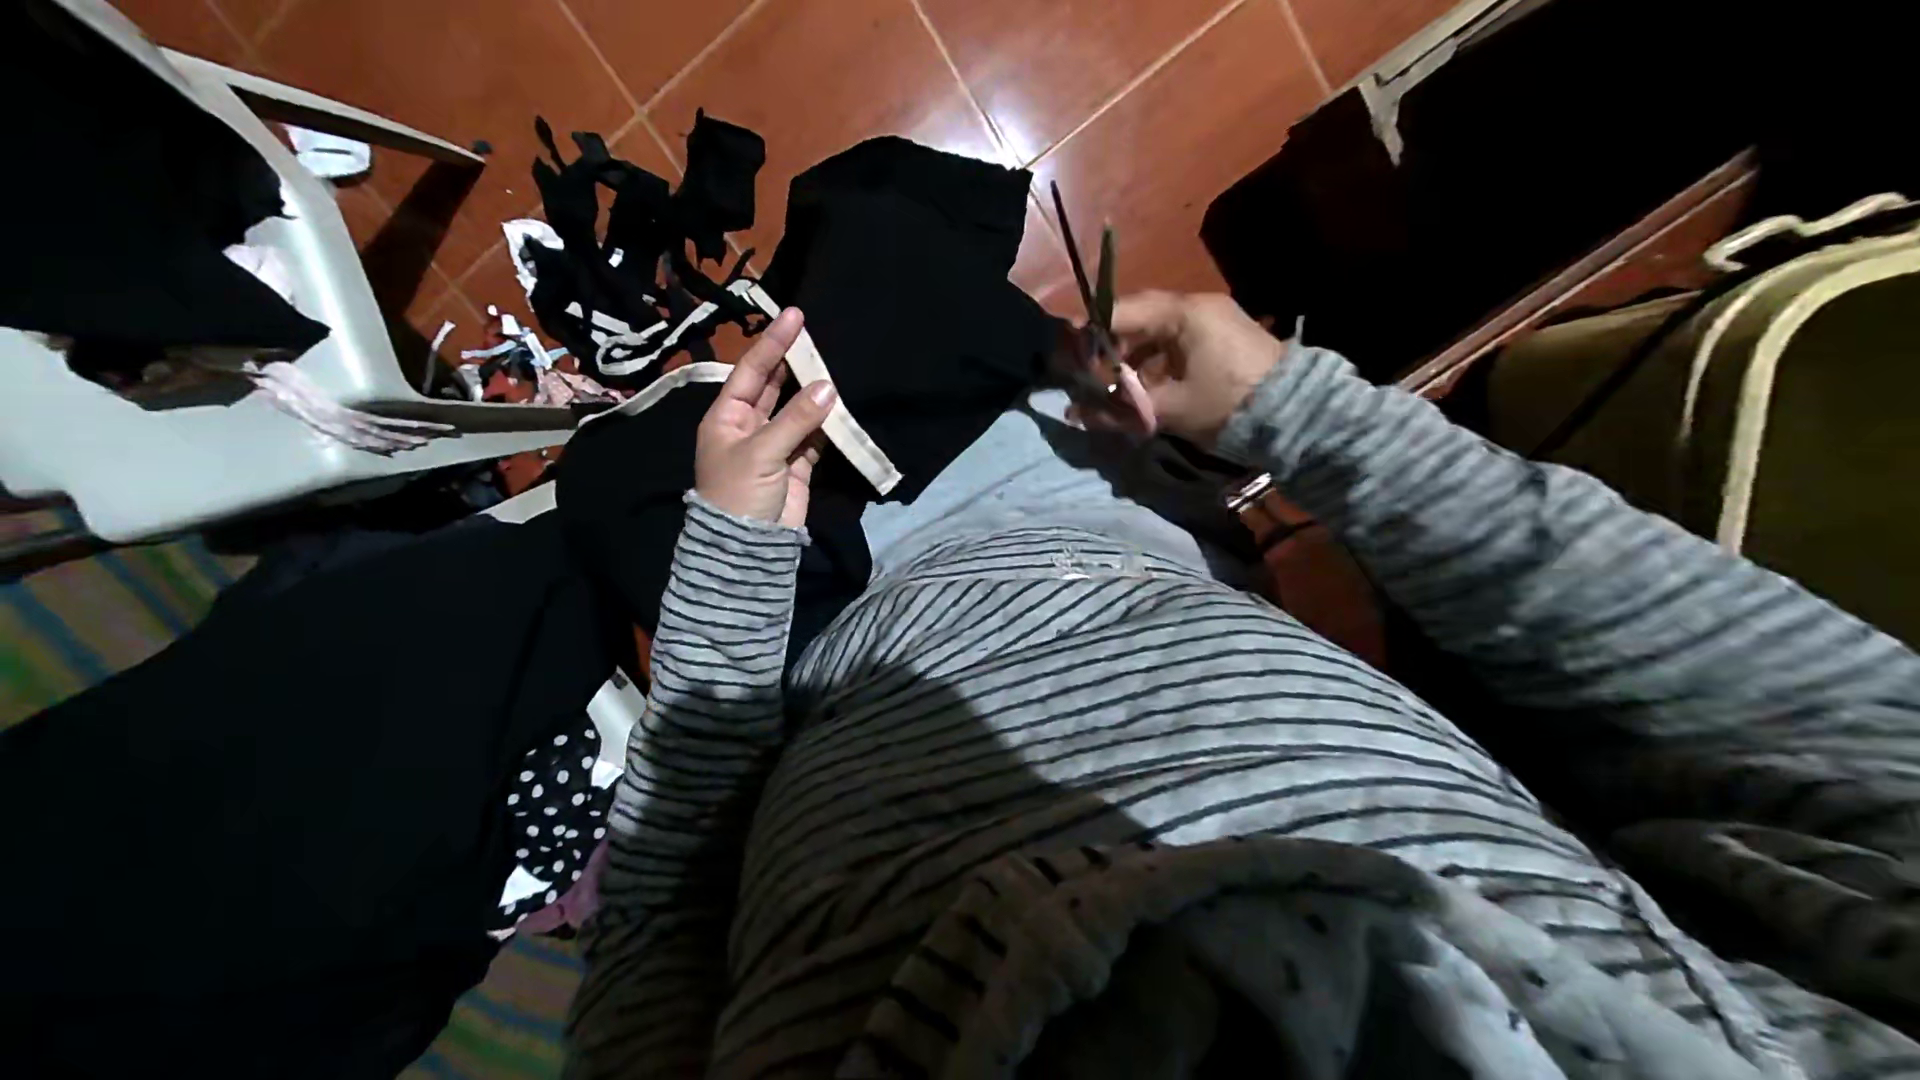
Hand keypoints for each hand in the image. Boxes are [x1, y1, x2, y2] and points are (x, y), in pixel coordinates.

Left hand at [694, 307, 837, 525]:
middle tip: (818, 336)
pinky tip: (840, 404)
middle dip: (794, 362)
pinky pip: (814, 435)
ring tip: (836, 366)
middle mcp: (750, 425)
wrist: (748, 546)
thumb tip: (827, 388)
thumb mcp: (762, 452)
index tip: (793, 315)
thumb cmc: (739, 493)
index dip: (772, 343)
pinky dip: (827, 423)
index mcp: (728, 416)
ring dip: (814, 393)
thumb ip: (796, 419)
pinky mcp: (796, 464)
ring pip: (797, 410)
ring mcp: (775, 444)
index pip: (751, 370)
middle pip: (774, 386)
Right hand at [1078, 291, 1287, 447]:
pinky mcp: (1218, 342)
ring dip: (1130, 359)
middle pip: (1138, 319)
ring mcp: (1210, 323)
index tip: (1067, 353)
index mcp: (1184, 314)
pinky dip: (1152, 364)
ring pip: (1154, 334)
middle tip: (1087, 372)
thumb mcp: (1170, 408)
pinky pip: (1173, 345)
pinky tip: (1140, 389)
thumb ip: (1121, 409)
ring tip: (1111, 387)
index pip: (1124, 311)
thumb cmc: (1227, 404)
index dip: (1091, 332)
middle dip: (1109, 347)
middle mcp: (1196, 309)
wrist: (1294, 415)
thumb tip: (1077, 414)